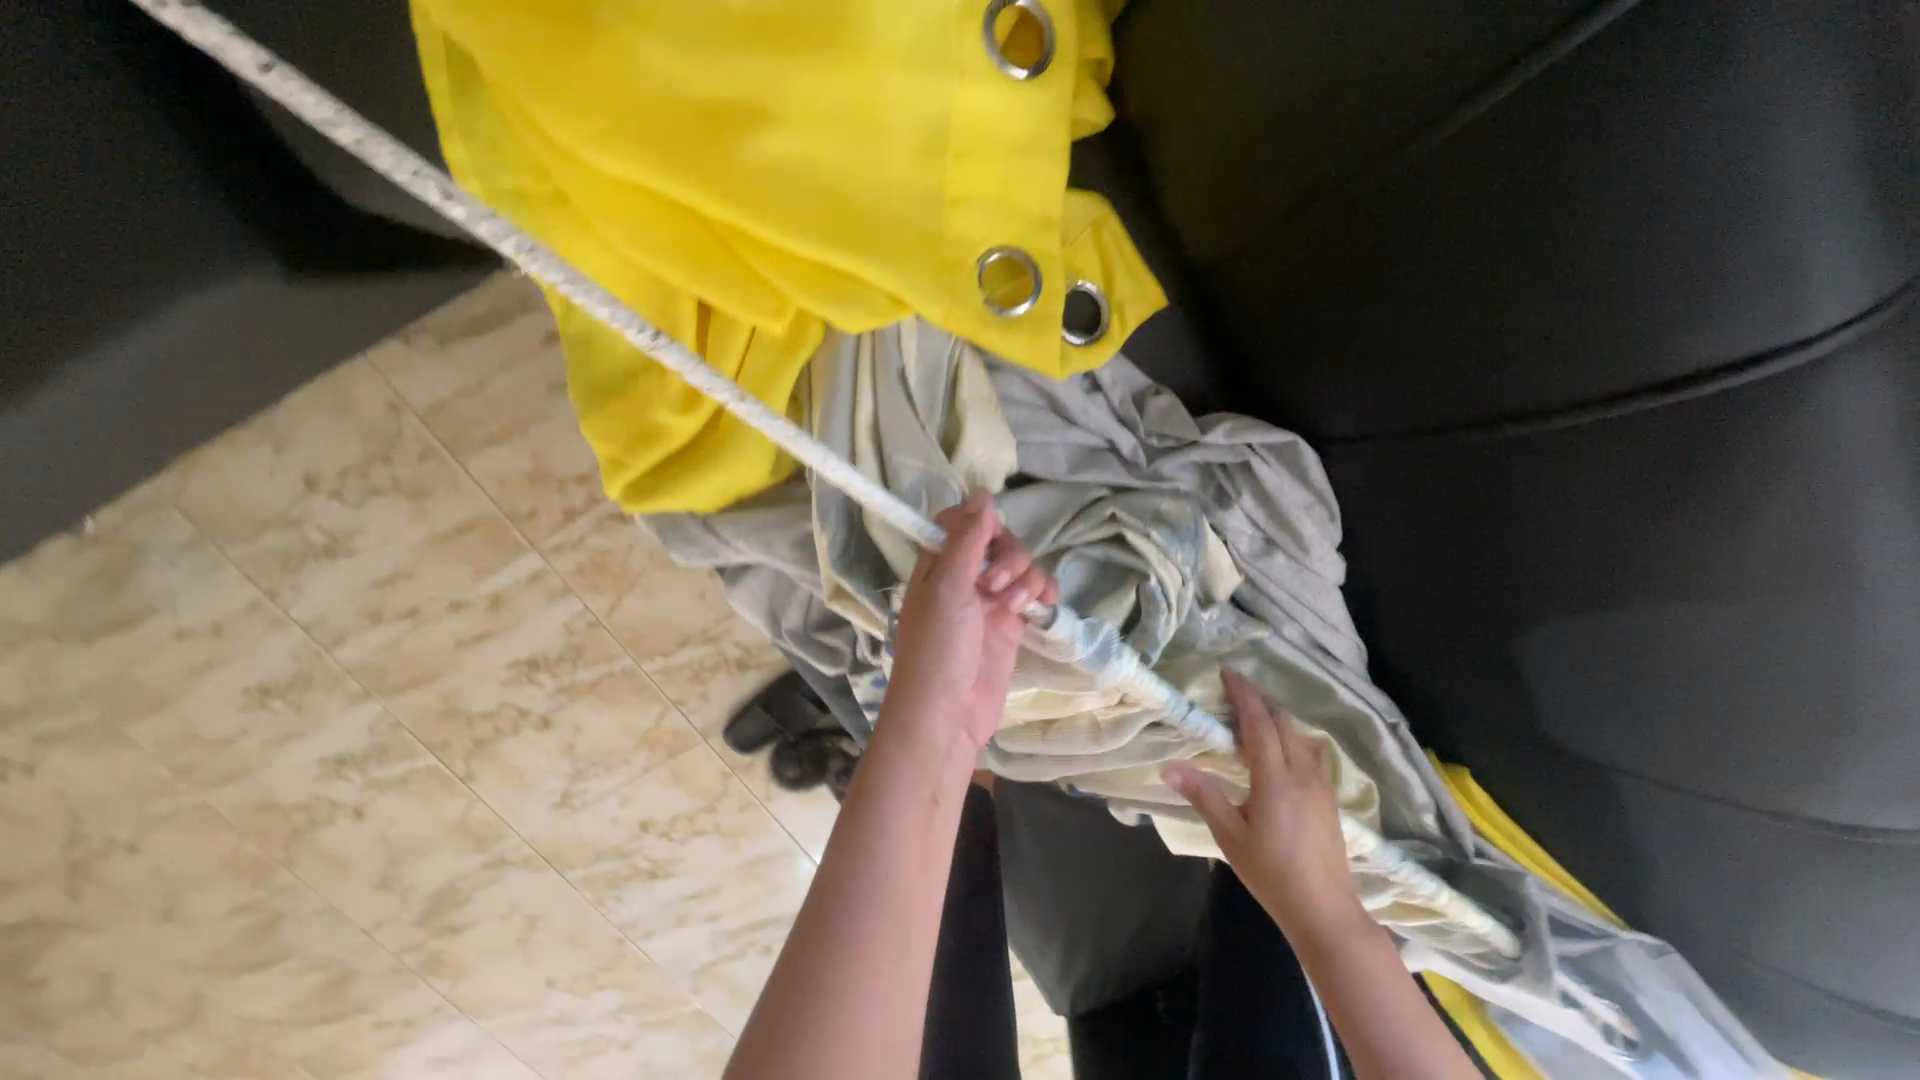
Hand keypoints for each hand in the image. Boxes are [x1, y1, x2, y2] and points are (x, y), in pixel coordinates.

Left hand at [883, 492, 1058, 750]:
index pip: (963, 523)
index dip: (981, 524)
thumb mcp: (946, 588)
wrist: (948, 712)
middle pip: (1000, 542)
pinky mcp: (1012, 626)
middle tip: (996, 587)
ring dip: (1026, 578)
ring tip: (1013, 607)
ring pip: (1023, 567)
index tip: (990, 538)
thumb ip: (965, 541)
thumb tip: (984, 494)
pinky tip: (1041, 607)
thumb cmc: (937, 648)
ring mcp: (991, 602)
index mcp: (938, 565)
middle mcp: (964, 579)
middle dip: (1009, 557)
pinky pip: (1037, 594)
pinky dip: (1044, 594)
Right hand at [1163, 669, 1362, 937]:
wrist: (1324, 910)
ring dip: (1280, 720)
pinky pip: (1313, 754)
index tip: (1228, 674)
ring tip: (1257, 719)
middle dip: (1261, 702)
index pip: (1259, 724)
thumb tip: (1168, 766)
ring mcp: (1322, 786)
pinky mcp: (1330, 800)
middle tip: (1236, 693)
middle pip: (1284, 723)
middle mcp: (1303, 774)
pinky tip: (1285, 753)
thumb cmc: (1271, 873)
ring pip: (1302, 737)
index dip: (1244, 695)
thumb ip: (1203, 795)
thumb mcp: (1229, 835)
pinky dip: (1294, 739)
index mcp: (1276, 779)